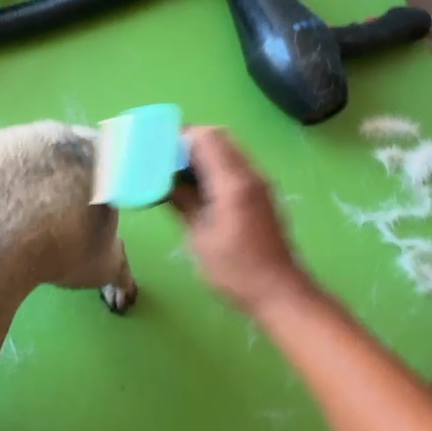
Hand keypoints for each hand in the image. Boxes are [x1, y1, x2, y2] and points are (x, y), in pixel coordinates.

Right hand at [170, 126, 313, 313]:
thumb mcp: (199, 235)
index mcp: (233, 182)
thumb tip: (163, 182)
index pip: (205, 138)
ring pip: (225, 153)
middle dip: (186, 145)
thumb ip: (182, 202)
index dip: (177, 138)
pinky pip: (231, 170)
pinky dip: (210, 171)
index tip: (153, 150)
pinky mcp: (258, 197)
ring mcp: (257, 185)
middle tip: (158, 162)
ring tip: (169, 176)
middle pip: (216, 139)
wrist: (278, 292)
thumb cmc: (234, 269)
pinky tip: (191, 192)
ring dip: (197, 158)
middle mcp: (249, 175)